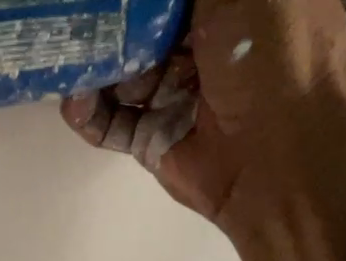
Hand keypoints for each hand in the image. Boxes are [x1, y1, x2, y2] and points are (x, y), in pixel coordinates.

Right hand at [61, 0, 345, 230]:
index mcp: (235, 4)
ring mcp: (175, 92)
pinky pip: (110, 121)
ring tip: (63, 58)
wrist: (283, 159)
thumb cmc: (276, 59)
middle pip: (137, 27)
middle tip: (69, 18)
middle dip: (104, 23)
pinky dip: (88, 113)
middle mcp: (203, 44)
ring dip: (89, 65)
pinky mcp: (153, 136)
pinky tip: (73, 102)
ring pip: (117, 71)